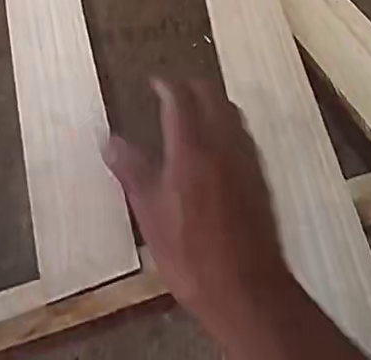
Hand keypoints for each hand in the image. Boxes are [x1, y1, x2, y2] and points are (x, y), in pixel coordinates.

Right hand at [102, 77, 292, 328]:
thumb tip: (110, 142)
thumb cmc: (192, 254)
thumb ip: (132, 172)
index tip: (155, 82)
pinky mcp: (259, 175)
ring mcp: (245, 157)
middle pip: (210, 94)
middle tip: (172, 93)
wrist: (247, 288)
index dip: (166, 84)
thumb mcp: (150, 215)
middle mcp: (221, 142)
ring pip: (230, 110)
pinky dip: (227, 125)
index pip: (180, 97)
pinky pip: (242, 133)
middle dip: (190, 87)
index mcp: (191, 147)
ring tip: (194, 113)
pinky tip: (217, 146)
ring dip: (211, 102)